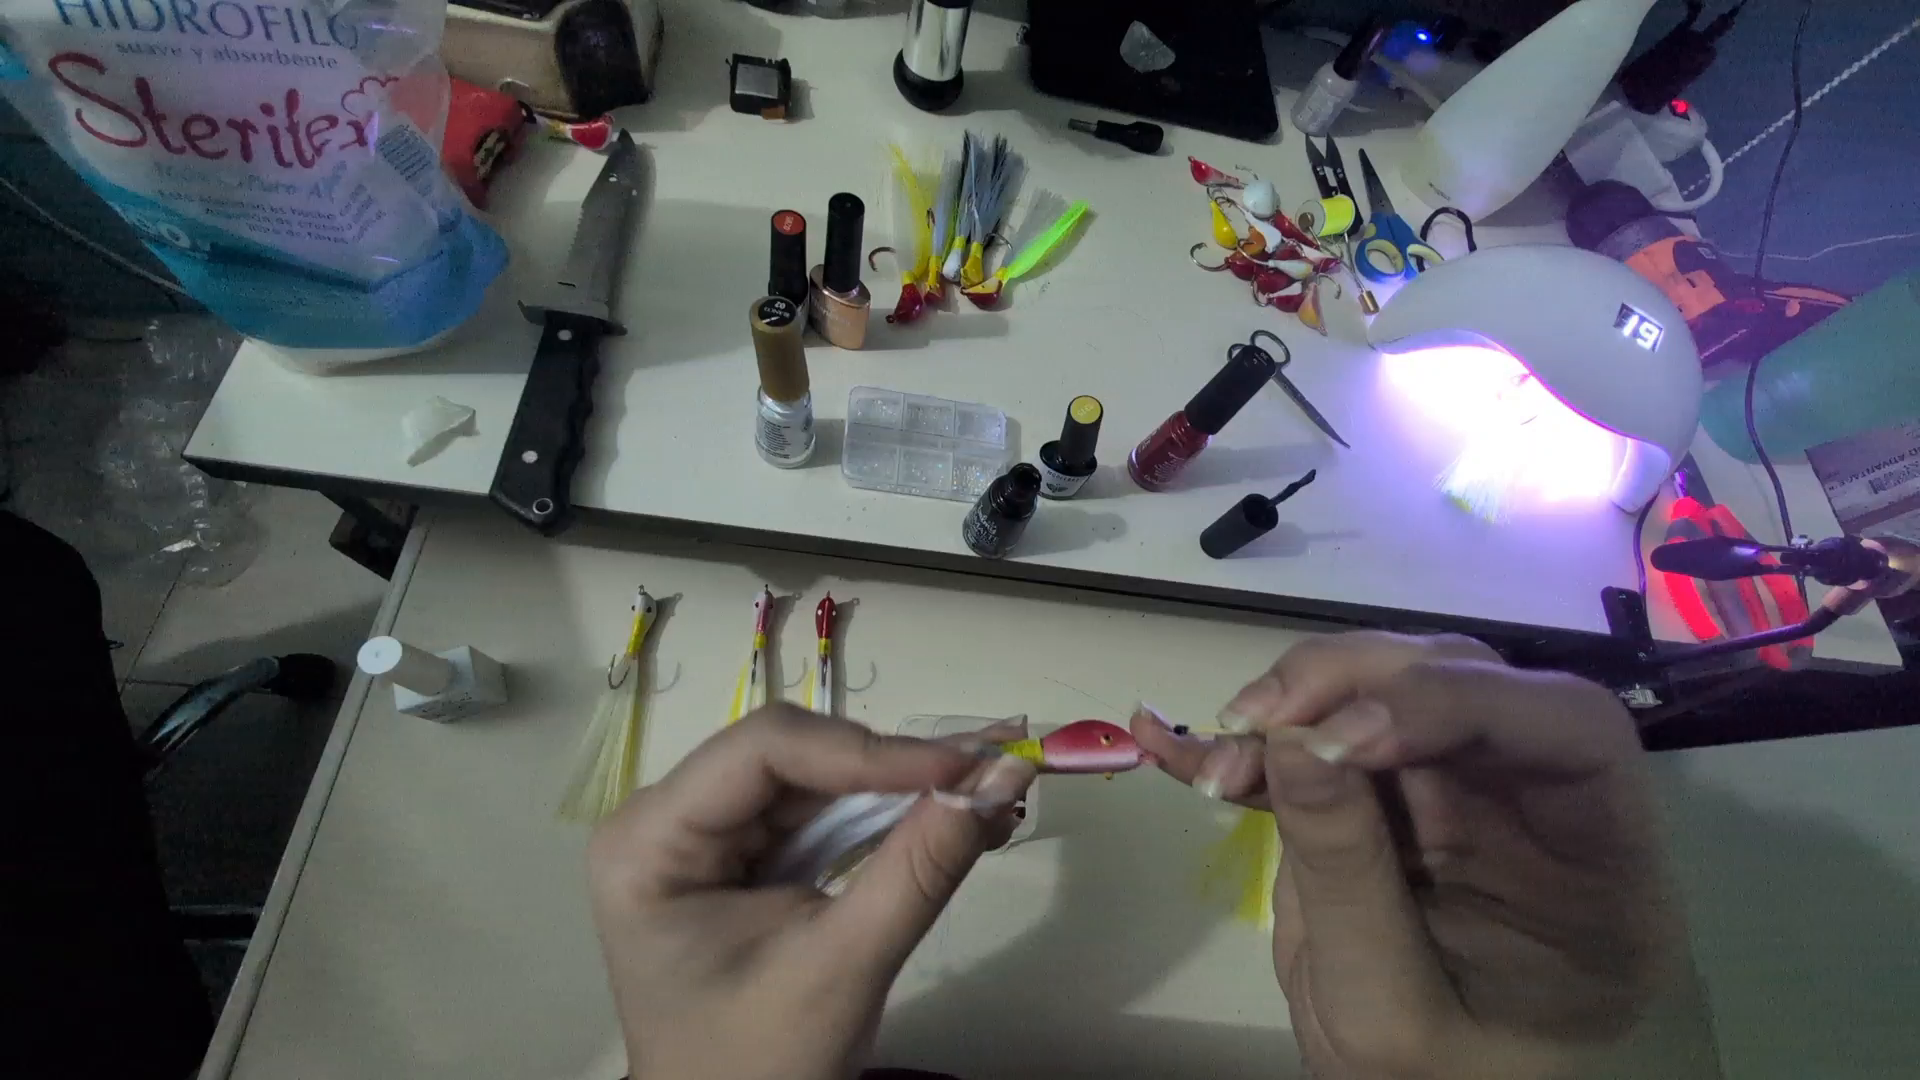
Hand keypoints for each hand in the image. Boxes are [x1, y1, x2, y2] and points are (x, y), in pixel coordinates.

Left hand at [588, 705, 1035, 1079]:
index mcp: (651, 839)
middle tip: (992, 765)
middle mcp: (672, 812)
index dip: (869, 749)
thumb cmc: (760, 1067)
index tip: (961, 766)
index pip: (765, 749)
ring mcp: (713, 823)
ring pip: (826, 773)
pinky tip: (955, 809)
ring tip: (989, 784)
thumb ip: (920, 867)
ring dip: (909, 782)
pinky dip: (896, 809)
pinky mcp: (753, 840)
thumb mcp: (843, 967)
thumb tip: (1005, 777)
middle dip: (899, 765)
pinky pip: (831, 805)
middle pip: (800, 754)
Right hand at [1132, 633, 1678, 1078]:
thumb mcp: (1385, 1005)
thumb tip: (1293, 738)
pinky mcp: (1368, 784)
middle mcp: (1525, 799)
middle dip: (1342, 682)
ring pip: (1371, 686)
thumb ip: (1347, 872)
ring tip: (1214, 755)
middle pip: (1452, 677)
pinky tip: (1168, 744)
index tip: (1334, 740)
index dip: (1450, 701)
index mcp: (1592, 864)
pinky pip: (1306, 735)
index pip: (1565, 727)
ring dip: (1283, 706)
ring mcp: (1443, 784)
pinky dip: (1237, 739)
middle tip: (1251, 723)